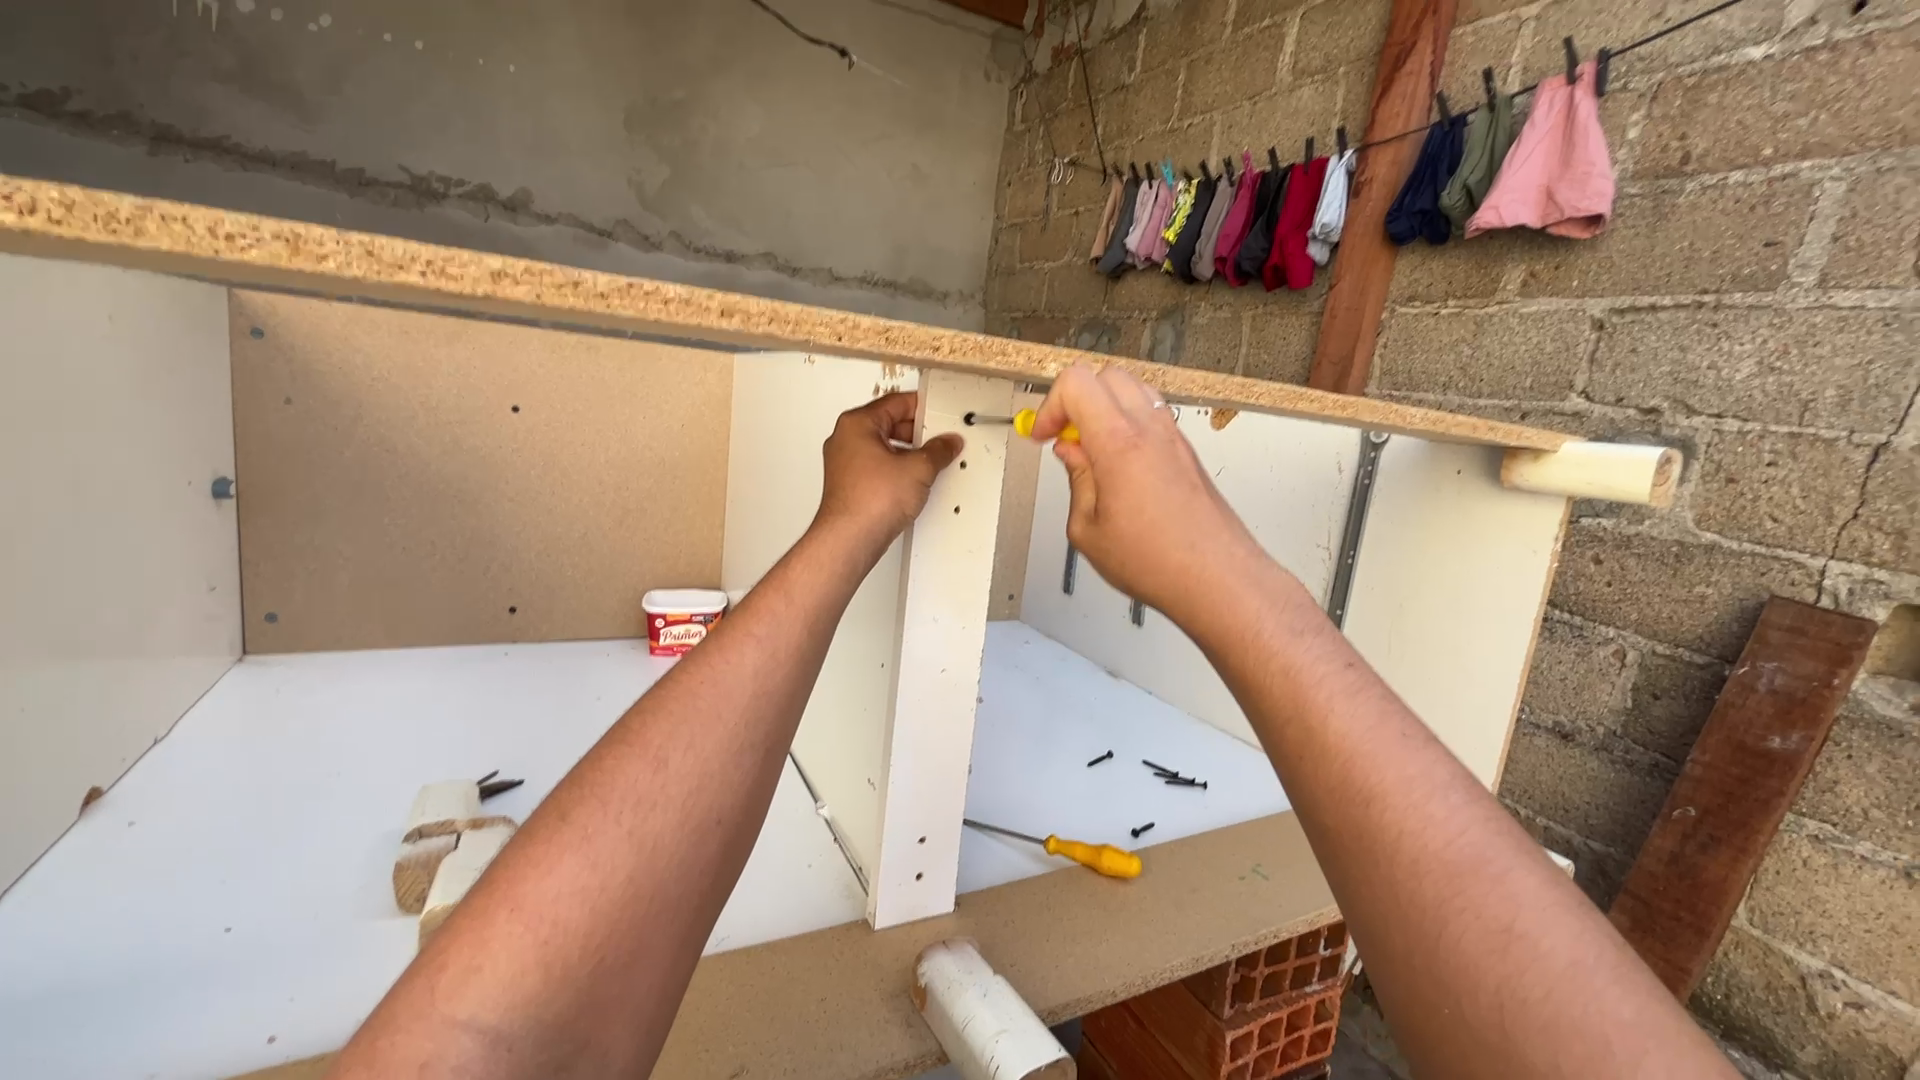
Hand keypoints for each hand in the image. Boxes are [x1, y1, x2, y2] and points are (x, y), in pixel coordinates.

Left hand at [814, 391, 963, 551]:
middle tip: (939, 438)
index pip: (895, 402)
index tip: (939, 412)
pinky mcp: (850, 485)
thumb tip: (947, 444)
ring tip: (931, 461)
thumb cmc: (869, 501)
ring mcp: (846, 463)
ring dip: (908, 452)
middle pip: (888, 424)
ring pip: (884, 447)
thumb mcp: (918, 468)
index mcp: (857, 424)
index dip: (922, 406)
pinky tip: (914, 481)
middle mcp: (846, 440)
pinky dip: (897, 469)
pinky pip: (879, 467)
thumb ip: (938, 450)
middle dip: (917, 432)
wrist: (851, 538)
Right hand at [1029, 364, 1274, 621]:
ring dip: (1103, 408)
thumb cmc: (1162, 562)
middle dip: (1074, 399)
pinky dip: (1127, 424)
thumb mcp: (1088, 530)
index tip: (1043, 434)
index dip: (1049, 406)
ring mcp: (1173, 437)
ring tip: (1089, 449)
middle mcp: (1151, 429)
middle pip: (1104, 375)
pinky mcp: (1186, 451)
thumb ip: (1076, 481)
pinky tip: (1116, 463)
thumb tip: (1070, 454)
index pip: (1076, 384)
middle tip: (1062, 435)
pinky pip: (1151, 415)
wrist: (1217, 578)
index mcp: (1119, 443)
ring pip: (1132, 389)